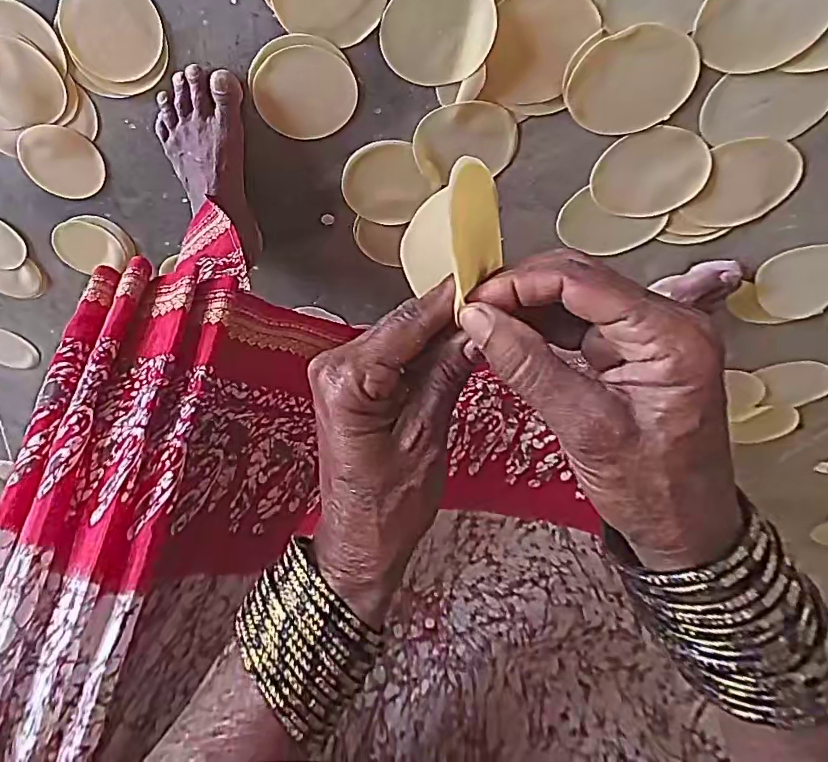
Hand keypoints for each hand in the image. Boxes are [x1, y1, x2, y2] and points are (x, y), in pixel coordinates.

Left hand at [306, 280, 471, 623]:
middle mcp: (334, 365)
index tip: (484, 281)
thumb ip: (447, 374)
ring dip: (438, 328)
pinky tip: (453, 342)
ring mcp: (337, 370)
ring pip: (399, 334)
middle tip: (493, 299)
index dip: (450, 301)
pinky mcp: (348, 380)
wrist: (357, 546)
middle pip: (402, 324)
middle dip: (448, 313)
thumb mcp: (427, 438)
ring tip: (482, 320)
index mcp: (348, 380)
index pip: (408, 324)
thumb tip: (475, 330)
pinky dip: (423, 347)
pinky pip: (392, 352)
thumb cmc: (386, 510)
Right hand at [459, 251, 741, 570]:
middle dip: (522, 288)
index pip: (582, 281)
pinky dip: (542, 322)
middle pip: (579, 278)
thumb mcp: (585, 429)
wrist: (686, 527)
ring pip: (575, 293)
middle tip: (478, 309)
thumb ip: (529, 367)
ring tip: (488, 321)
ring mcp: (650, 331)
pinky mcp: (633, 344)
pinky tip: (514, 333)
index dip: (522, 283)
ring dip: (528, 303)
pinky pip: (579, 317)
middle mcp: (668, 321)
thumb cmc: (656, 491)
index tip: (480, 299)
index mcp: (671, 336)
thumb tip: (481, 320)